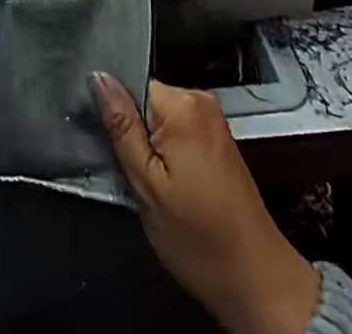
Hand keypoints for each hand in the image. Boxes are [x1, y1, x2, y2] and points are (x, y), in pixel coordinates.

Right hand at [91, 73, 320, 333]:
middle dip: (129, 129)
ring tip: (147, 182)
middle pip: (146, 98)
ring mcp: (211, 119)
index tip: (104, 138)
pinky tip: (165, 182)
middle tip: (127, 170)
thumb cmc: (198, 236)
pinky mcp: (215, 137)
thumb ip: (121, 126)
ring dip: (146, 143)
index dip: (113, 109)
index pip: (132, 82)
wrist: (251, 271)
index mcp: (182, 105)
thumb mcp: (145, 183)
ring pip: (159, 117)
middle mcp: (201, 101)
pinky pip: (177, 130)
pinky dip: (164, 151)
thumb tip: (100, 79)